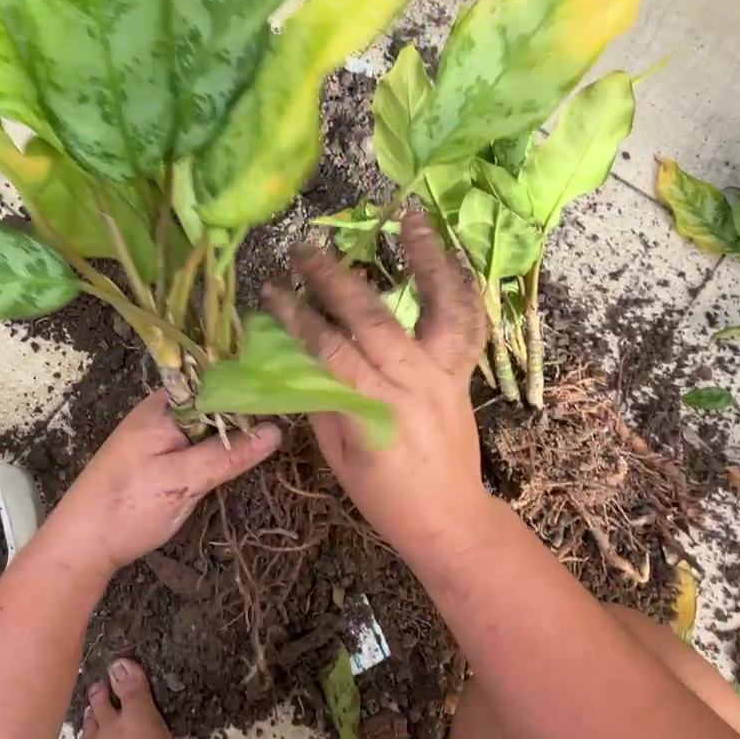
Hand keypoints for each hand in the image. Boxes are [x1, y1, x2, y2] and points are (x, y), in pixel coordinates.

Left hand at [45, 390, 279, 575]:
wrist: (81, 546)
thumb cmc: (128, 507)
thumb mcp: (184, 481)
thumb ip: (228, 454)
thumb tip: (276, 430)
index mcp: (164, 405)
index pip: (216, 381)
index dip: (249, 388)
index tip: (285, 397)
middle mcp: (162, 411)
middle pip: (214, 403)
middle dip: (244, 414)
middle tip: (287, 421)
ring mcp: (160, 434)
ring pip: (208, 425)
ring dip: (232, 434)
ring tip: (275, 435)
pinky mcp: (160, 456)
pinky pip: (197, 442)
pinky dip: (217, 449)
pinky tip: (240, 457)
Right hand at [263, 207, 492, 560]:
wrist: (450, 519)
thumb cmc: (385, 497)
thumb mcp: (339, 456)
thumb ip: (323, 398)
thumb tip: (297, 351)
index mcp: (376, 413)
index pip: (330, 351)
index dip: (298, 317)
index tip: (272, 290)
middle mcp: (416, 385)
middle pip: (374, 320)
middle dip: (334, 280)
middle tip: (304, 250)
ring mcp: (447, 375)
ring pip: (439, 307)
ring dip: (424, 259)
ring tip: (408, 219)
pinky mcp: (463, 372)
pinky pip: (467, 321)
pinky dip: (458, 284)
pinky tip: (446, 254)